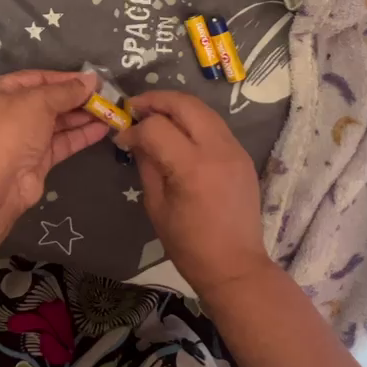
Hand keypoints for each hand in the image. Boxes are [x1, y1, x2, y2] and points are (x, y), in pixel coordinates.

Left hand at [0, 70, 107, 232]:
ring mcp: (23, 139)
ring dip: (82, 116)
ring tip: (109, 111)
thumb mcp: (37, 102)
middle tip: (105, 96)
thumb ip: (66, 91)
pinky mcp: (36, 160)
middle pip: (48, 101)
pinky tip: (103, 129)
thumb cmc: (9, 131)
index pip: (36, 78)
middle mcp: (10, 113)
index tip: (92, 79)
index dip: (64, 78)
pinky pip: (61, 142)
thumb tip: (91, 79)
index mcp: (0, 93)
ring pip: (57, 123)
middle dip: (76, 98)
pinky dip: (81, 135)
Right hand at [115, 91, 273, 295]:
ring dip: (177, 107)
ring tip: (155, 115)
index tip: (123, 138)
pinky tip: (179, 132)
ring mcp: (235, 150)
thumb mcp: (157, 205)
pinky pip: (215, 125)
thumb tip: (135, 138)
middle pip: (185, 104)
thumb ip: (147, 165)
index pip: (157, 127)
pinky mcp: (243, 155)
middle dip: (156, 100)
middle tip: (136, 108)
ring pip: (203, 109)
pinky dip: (194, 120)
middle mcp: (217, 150)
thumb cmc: (189, 245)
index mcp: (193, 167)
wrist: (235, 266)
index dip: (135, 129)